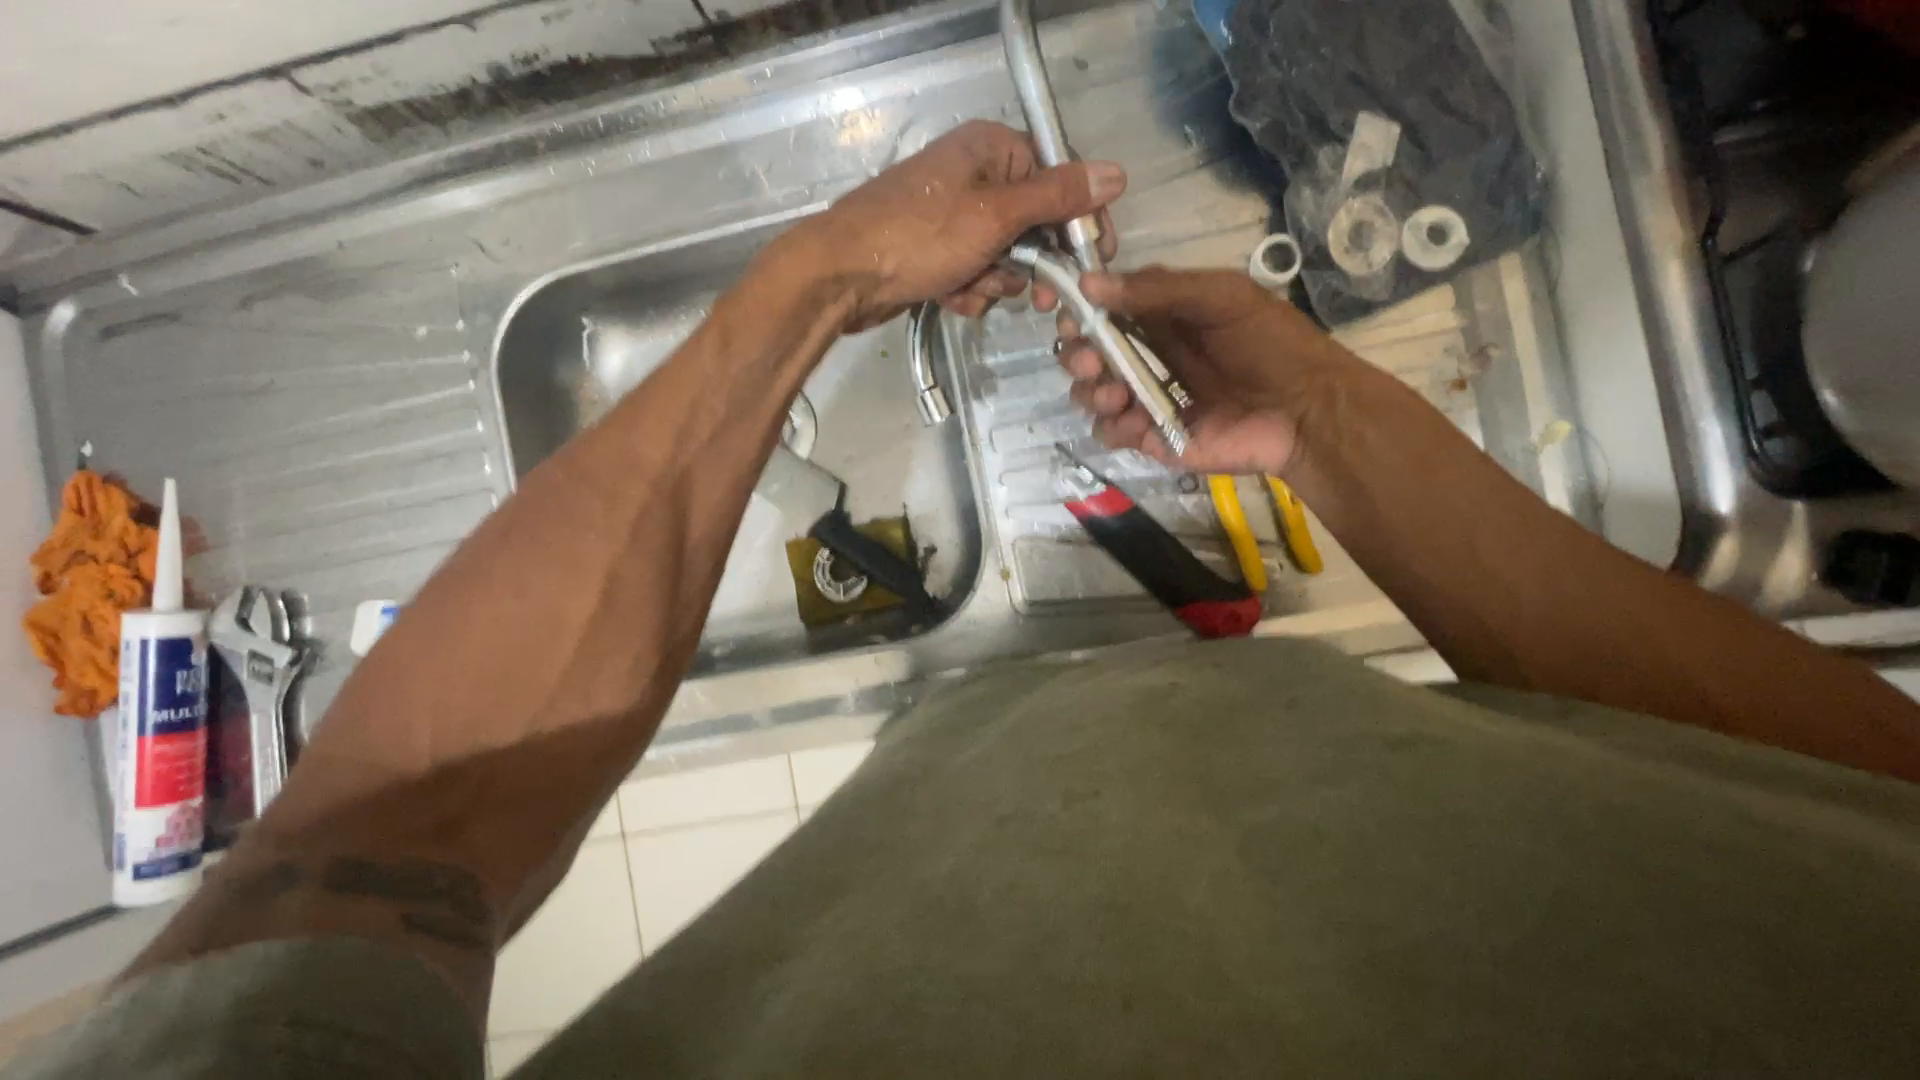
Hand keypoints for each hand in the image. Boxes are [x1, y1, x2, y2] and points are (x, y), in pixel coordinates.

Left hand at [790, 120, 1123, 328]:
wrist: (843, 276)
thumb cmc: (920, 236)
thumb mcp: (997, 214)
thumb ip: (1057, 197)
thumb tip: (1116, 174)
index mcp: (991, 150)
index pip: (1059, 179)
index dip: (1080, 222)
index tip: (1095, 260)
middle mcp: (975, 177)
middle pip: (1034, 224)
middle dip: (1033, 264)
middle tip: (1043, 299)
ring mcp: (954, 217)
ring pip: (1006, 257)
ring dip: (995, 282)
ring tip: (971, 286)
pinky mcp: (937, 253)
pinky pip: (975, 274)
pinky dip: (969, 290)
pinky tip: (948, 295)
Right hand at [1054, 268, 1367, 476]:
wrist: (1306, 412)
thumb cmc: (1271, 346)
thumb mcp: (1222, 299)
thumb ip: (1157, 290)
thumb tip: (1090, 283)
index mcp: (1160, 317)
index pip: (1102, 310)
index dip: (1079, 312)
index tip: (1069, 316)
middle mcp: (1146, 356)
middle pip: (1087, 354)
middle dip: (1077, 356)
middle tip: (1091, 362)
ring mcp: (1146, 398)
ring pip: (1090, 395)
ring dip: (1091, 392)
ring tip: (1117, 394)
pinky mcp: (1151, 438)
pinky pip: (1110, 433)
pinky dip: (1113, 427)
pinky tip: (1136, 422)